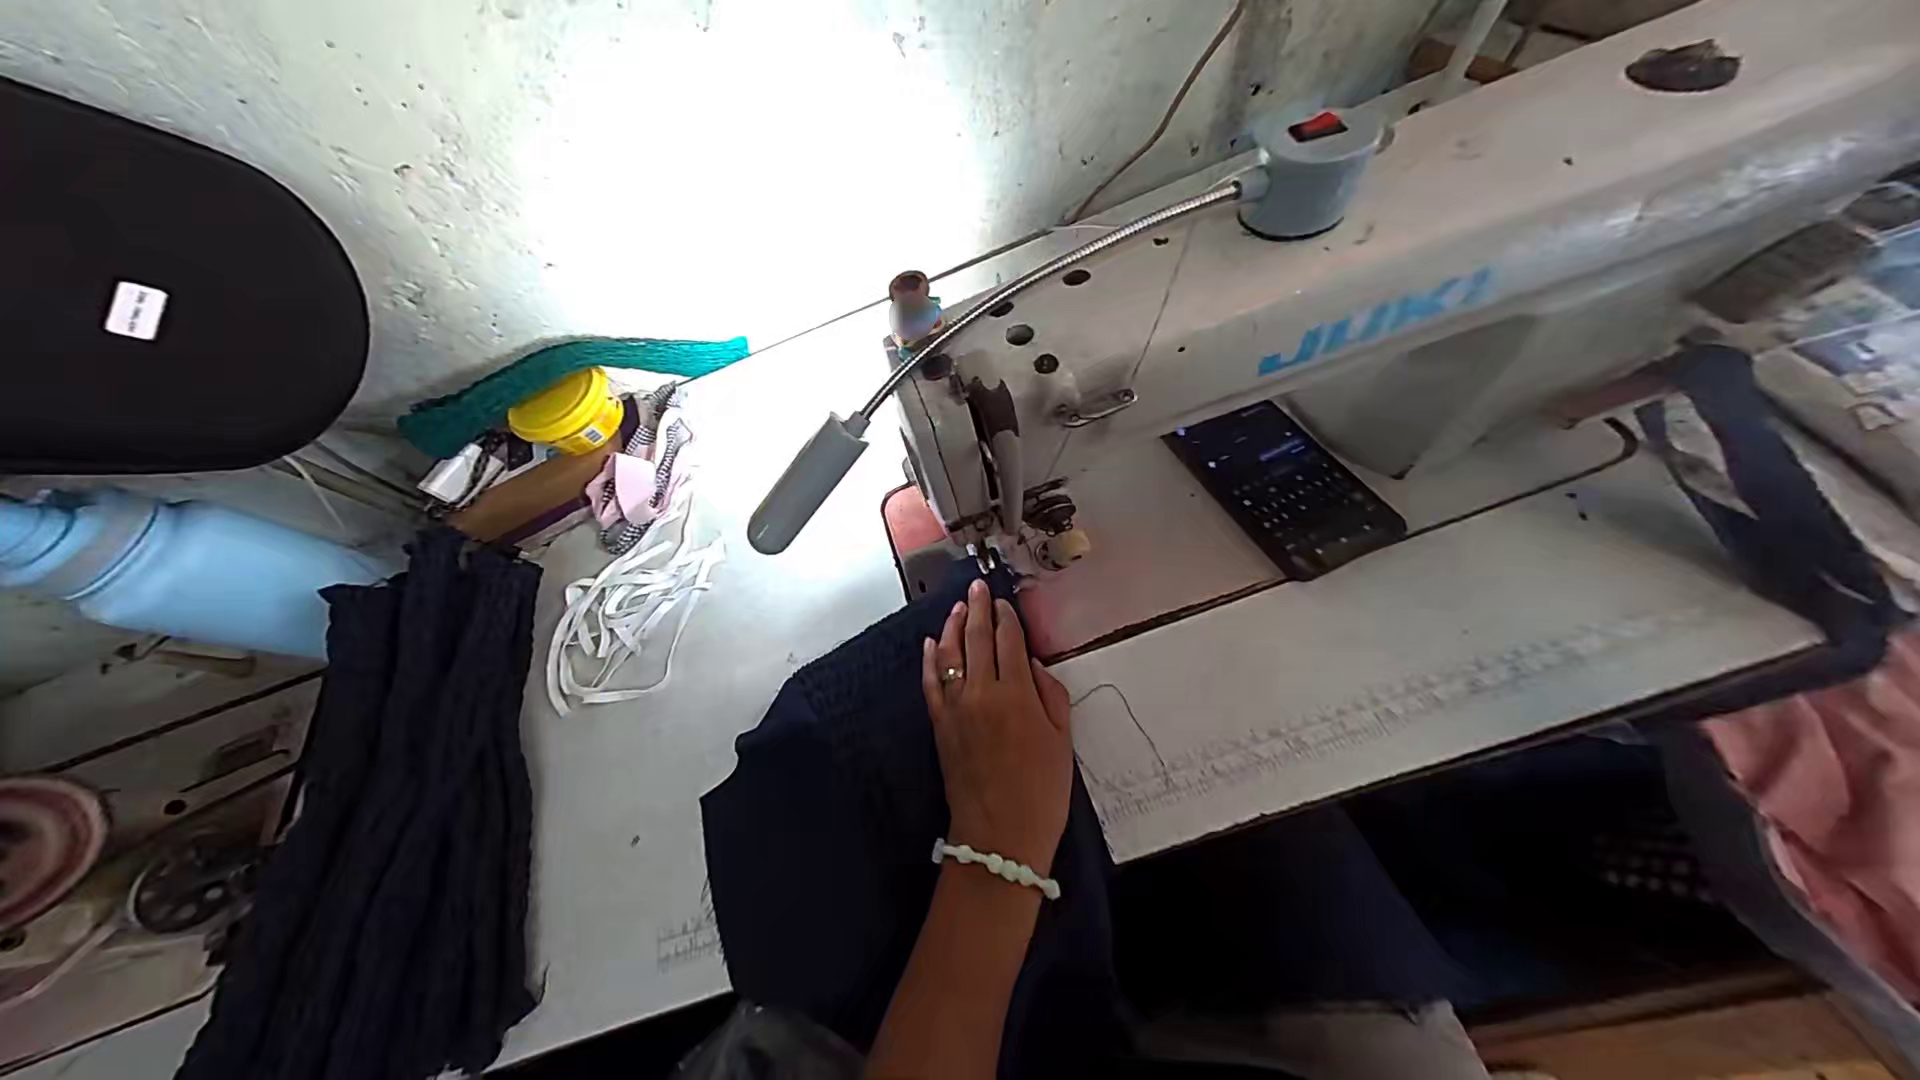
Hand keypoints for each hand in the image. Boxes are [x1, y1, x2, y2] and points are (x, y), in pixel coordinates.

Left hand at [921, 579, 1073, 876]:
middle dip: (979, 609)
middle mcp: (983, 693)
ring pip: (951, 654)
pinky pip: (931, 682)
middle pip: (978, 639)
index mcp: (1017, 696)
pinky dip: (930, 659)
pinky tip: (932, 642)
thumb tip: (1032, 664)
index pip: (1010, 642)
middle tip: (977, 587)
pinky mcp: (940, 724)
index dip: (1007, 618)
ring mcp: (956, 707)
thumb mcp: (1062, 741)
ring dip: (954, 626)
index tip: (1005, 602)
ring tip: (958, 607)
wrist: (999, 835)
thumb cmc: (1041, 791)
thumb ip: (1050, 695)